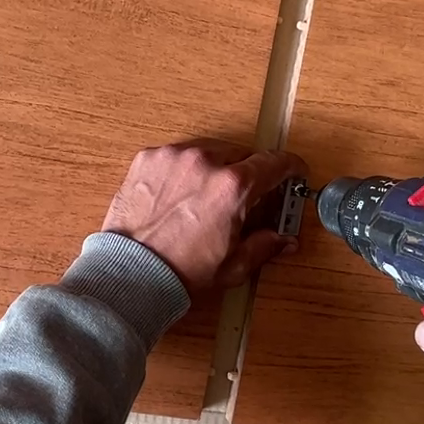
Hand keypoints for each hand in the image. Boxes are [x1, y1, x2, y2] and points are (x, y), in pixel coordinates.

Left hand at [102, 140, 305, 294]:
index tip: (292, 171)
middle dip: (246, 174)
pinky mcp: (149, 158)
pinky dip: (183, 170)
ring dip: (214, 168)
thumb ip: (264, 246)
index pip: (274, 163)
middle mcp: (205, 162)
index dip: (289, 167)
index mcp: (233, 187)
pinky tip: (178, 194)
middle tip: (241, 198)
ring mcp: (174, 156)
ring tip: (204, 198)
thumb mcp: (232, 265)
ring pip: (208, 152)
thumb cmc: (179, 271)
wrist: (131, 272)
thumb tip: (284, 240)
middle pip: (241, 155)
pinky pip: (177, 155)